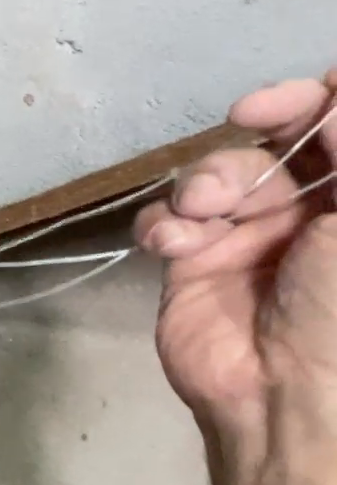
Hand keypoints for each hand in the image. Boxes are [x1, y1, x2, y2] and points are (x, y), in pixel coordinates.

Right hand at [135, 71, 336, 449]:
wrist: (293, 387)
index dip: (321, 96)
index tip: (295, 98)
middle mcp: (322, 202)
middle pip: (281, 135)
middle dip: (262, 125)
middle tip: (248, 119)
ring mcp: (252, 229)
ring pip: (214, 173)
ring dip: (205, 182)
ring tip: (204, 213)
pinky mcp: (191, 255)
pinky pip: (165, 219)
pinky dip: (164, 225)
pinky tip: (175, 245)